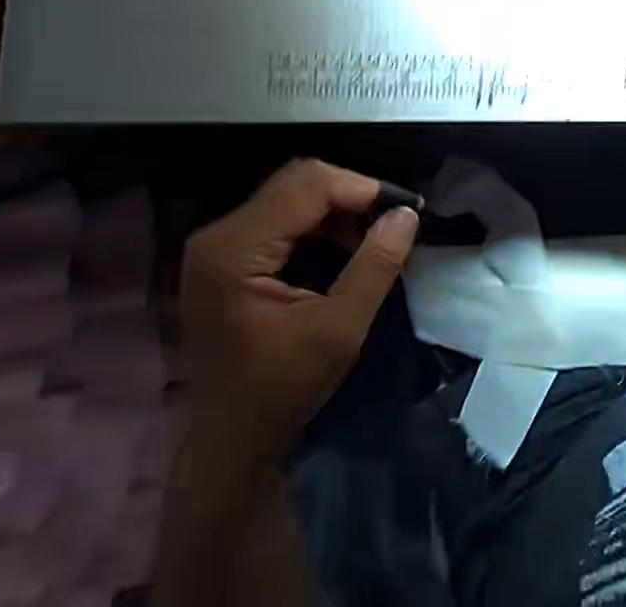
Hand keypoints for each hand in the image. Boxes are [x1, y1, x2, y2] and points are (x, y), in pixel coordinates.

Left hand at [180, 159, 418, 464]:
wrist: (228, 442)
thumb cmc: (280, 392)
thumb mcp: (338, 332)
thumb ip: (374, 267)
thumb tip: (406, 214)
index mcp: (234, 248)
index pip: (306, 186)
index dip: (361, 188)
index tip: (406, 209)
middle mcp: (218, 233)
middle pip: (295, 183)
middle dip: (350, 195)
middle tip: (393, 221)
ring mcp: (218, 243)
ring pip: (289, 195)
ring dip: (336, 209)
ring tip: (374, 236)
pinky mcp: (226, 254)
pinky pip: (279, 218)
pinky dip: (317, 224)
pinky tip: (344, 246)